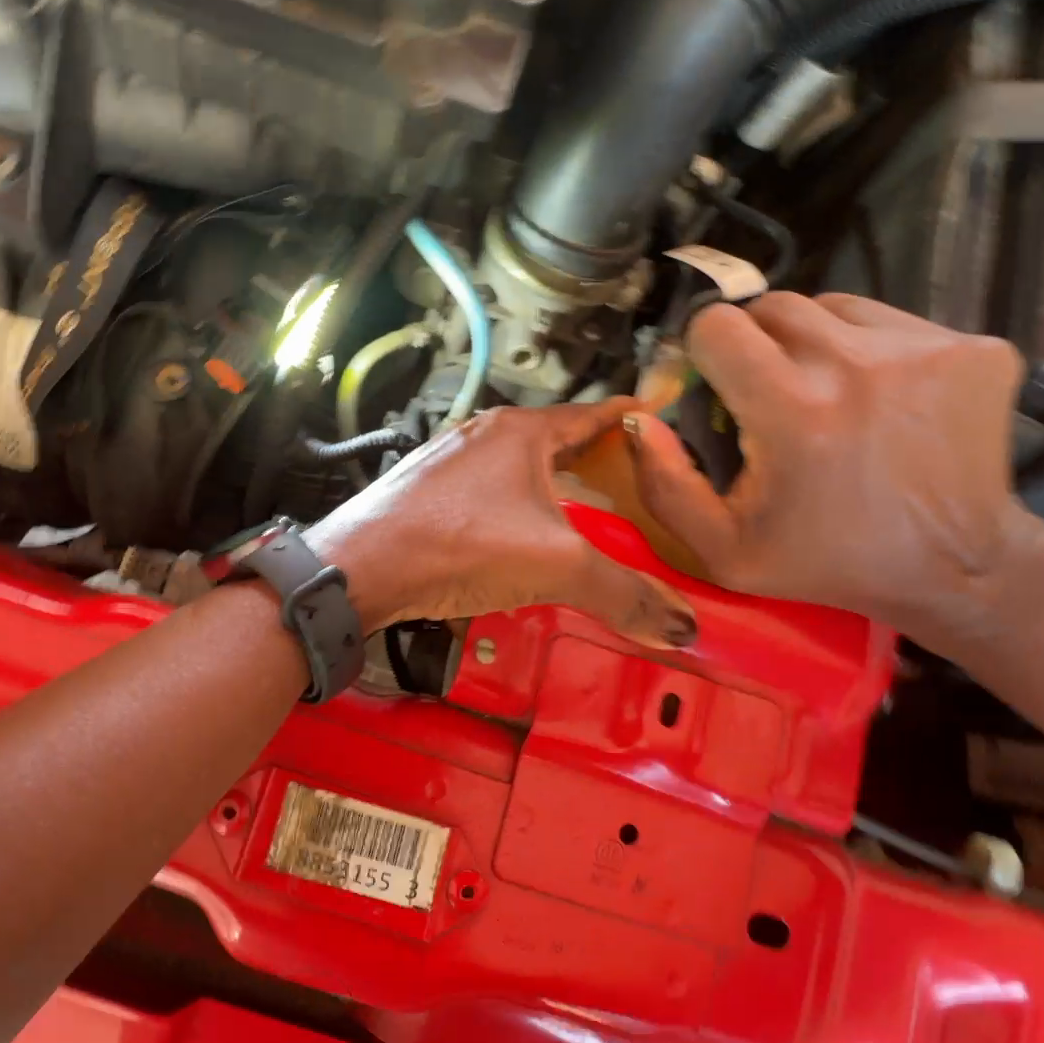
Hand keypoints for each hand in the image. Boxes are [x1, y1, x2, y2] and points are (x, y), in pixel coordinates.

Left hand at [307, 400, 697, 648]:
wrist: (361, 566)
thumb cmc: (460, 546)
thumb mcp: (556, 567)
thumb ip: (622, 592)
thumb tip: (682, 627)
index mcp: (520, 431)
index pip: (592, 414)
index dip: (631, 420)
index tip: (662, 423)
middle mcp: (483, 434)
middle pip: (554, 440)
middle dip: (594, 458)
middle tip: (633, 480)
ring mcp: (447, 460)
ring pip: (516, 466)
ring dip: (551, 484)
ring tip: (583, 509)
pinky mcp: (423, 490)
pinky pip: (486, 489)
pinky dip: (515, 504)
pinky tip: (519, 533)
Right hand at [624, 293, 1036, 634]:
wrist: (957, 568)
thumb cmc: (823, 561)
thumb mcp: (720, 549)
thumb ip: (664, 484)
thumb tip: (641, 416)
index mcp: (791, 411)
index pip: (716, 324)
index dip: (703, 352)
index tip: (716, 386)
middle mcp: (858, 364)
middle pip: (771, 305)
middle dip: (753, 343)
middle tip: (764, 392)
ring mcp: (925, 349)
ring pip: (830, 305)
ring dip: (809, 340)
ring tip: (821, 392)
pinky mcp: (975, 346)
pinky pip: (887, 319)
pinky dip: (866, 347)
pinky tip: (876, 396)